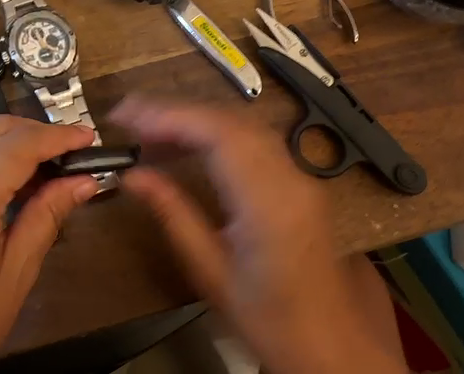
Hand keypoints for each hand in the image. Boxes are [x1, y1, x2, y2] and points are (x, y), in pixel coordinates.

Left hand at [0, 116, 101, 373]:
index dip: (58, 137)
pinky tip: (14, 180)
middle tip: (74, 151)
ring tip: (51, 168)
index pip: (19, 144)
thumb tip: (83, 181)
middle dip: (37, 133)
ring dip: (13, 143)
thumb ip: (47, 215)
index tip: (88, 136)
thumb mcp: (17, 271)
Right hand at [112, 96, 404, 373]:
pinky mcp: (299, 183)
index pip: (215, 133)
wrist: (338, 351)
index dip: (167, 115)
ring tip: (151, 134)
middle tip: (129, 121)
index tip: (125, 115)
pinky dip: (214, 132)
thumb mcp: (212, 273)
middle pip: (228, 120)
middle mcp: (289, 178)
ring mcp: (300, 178)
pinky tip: (189, 147)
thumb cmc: (272, 321)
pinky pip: (253, 139)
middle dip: (175, 112)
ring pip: (241, 124)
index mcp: (268, 202)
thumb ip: (173, 214)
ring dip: (194, 120)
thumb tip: (132, 175)